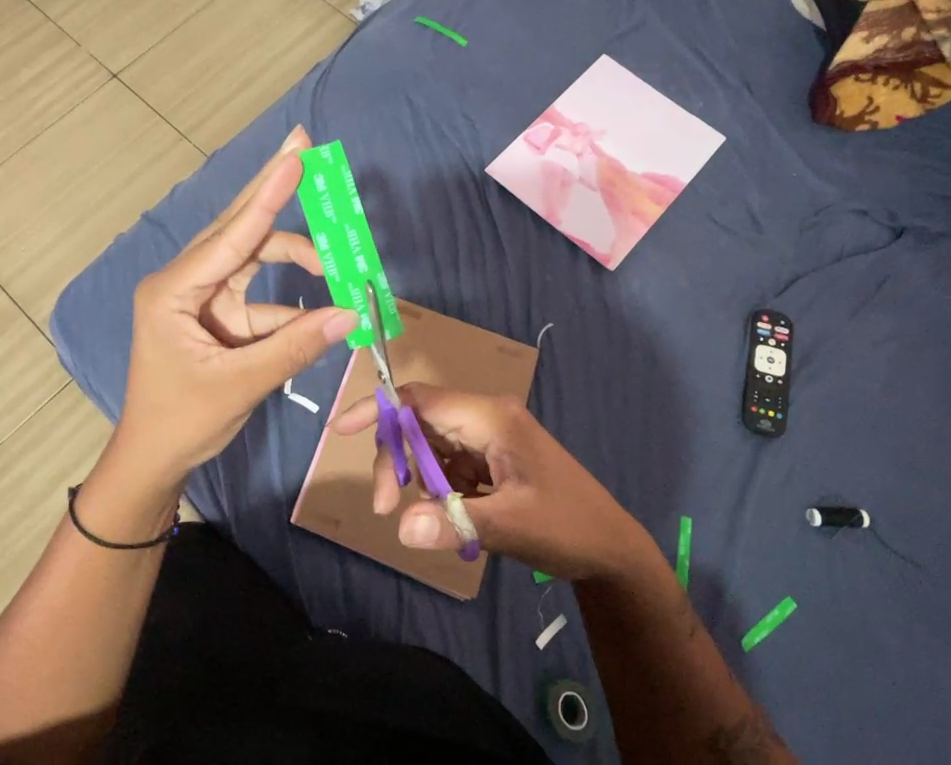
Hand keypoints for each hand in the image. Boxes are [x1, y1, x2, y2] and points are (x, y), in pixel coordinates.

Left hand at [114, 127, 359, 480]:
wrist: (154, 457)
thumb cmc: (181, 421)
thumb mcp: (240, 385)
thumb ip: (295, 348)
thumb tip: (352, 315)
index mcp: (173, 290)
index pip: (231, 236)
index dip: (268, 195)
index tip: (295, 155)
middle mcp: (185, 281)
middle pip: (238, 227)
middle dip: (273, 190)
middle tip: (302, 144)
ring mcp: (202, 296)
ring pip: (253, 257)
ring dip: (294, 258)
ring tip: (337, 265)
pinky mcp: (218, 315)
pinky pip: (261, 295)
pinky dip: (291, 303)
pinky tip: (323, 310)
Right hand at [332, 383, 650, 580]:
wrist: (612, 550)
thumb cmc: (569, 527)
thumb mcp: (513, 526)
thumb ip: (456, 522)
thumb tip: (400, 526)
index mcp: (492, 417)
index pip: (419, 399)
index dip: (377, 409)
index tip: (338, 429)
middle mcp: (486, 418)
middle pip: (418, 422)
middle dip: (396, 459)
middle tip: (389, 508)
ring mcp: (489, 438)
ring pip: (428, 444)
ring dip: (416, 477)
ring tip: (429, 517)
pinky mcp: (490, 460)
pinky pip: (446, 464)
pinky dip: (436, 487)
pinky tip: (450, 515)